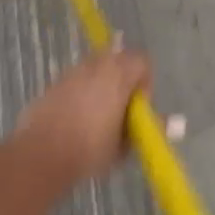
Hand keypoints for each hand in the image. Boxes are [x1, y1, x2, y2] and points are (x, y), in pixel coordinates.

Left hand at [13, 38, 151, 179]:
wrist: (41, 155)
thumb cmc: (90, 150)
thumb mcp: (125, 145)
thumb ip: (147, 129)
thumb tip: (173, 123)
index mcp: (117, 75)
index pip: (141, 60)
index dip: (145, 81)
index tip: (139, 107)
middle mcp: (93, 66)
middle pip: (116, 60)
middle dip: (122, 80)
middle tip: (121, 110)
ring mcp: (69, 73)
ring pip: (93, 69)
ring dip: (100, 85)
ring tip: (99, 116)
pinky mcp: (51, 85)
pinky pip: (74, 82)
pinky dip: (80, 93)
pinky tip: (76, 119)